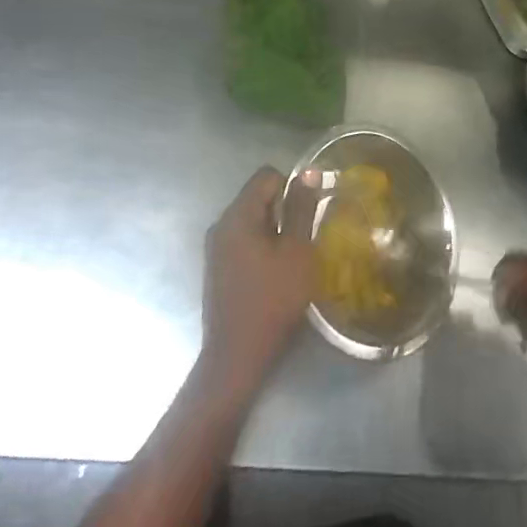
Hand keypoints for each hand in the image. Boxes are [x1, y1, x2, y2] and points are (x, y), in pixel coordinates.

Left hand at [203, 167, 315, 388]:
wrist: (237, 355)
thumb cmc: (273, 299)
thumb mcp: (297, 251)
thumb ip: (301, 209)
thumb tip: (307, 172)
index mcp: (237, 215)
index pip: (266, 176)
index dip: (292, 185)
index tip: (310, 211)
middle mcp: (221, 224)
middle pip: (257, 197)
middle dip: (285, 210)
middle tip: (307, 237)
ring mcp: (215, 248)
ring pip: (252, 220)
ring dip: (275, 230)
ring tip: (295, 257)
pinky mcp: (217, 268)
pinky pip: (244, 241)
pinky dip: (263, 247)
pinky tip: (276, 273)